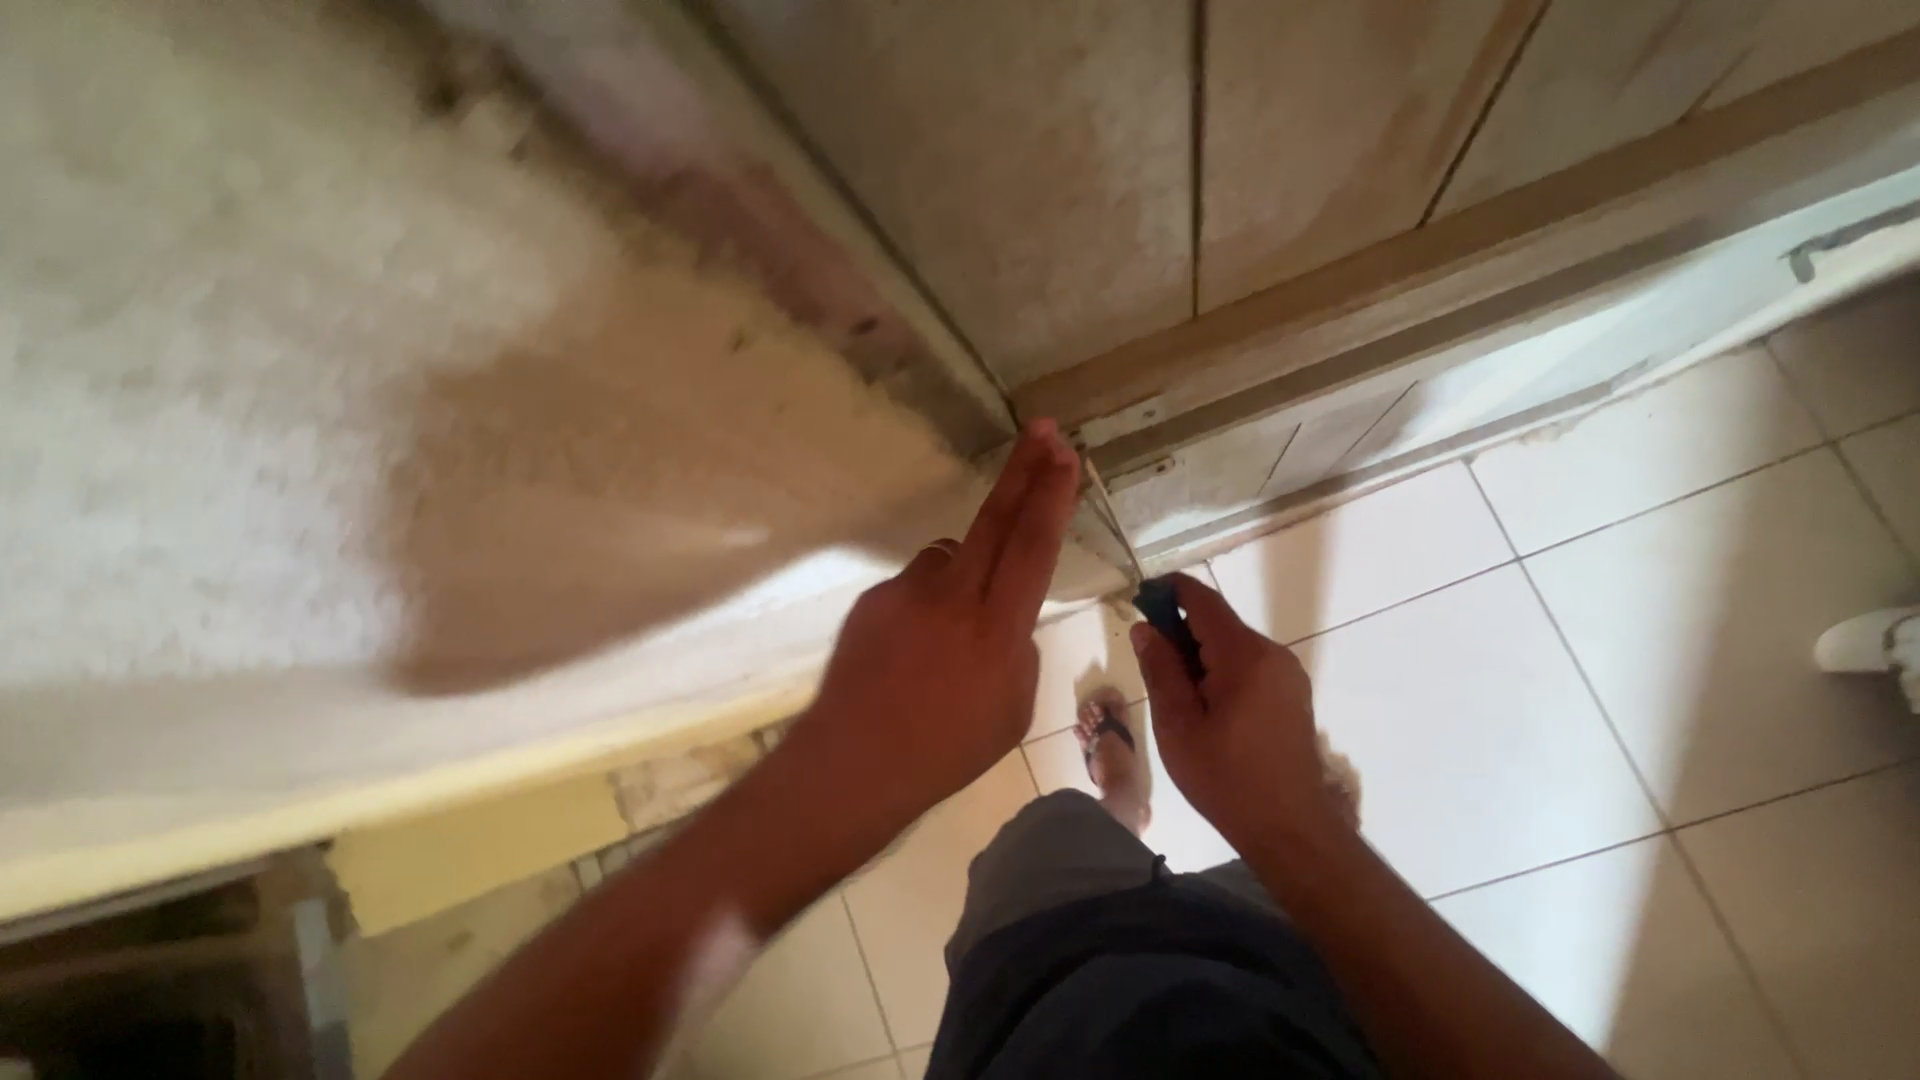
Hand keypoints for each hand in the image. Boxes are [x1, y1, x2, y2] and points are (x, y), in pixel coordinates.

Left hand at [786, 419, 1081, 832]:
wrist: (855, 763)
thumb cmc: (947, 751)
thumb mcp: (1013, 710)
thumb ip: (1017, 651)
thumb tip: (1004, 618)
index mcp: (997, 630)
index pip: (1033, 547)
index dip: (1052, 497)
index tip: (1065, 455)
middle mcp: (953, 597)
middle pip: (995, 520)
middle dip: (1025, 470)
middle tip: (1043, 430)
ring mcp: (907, 593)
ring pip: (949, 556)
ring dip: (964, 572)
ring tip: (949, 632)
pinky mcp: (874, 599)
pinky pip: (914, 586)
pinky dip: (925, 605)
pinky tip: (910, 651)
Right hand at [1132, 574, 1350, 849]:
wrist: (1290, 828)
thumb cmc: (1225, 778)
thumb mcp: (1177, 725)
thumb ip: (1160, 670)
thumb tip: (1145, 628)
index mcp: (1244, 656)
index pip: (1203, 601)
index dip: (1170, 591)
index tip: (1140, 598)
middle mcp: (1272, 654)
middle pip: (1218, 624)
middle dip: (1180, 631)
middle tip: (1148, 661)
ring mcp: (1287, 674)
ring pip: (1232, 646)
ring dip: (1199, 655)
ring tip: (1173, 694)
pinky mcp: (1292, 695)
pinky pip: (1248, 666)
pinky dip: (1220, 671)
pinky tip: (1203, 707)